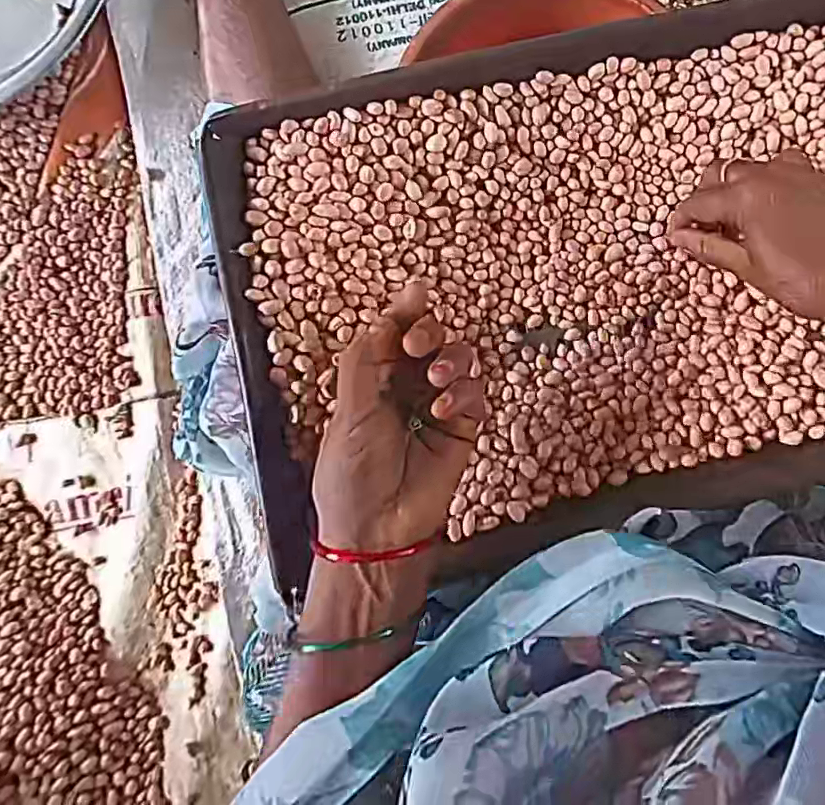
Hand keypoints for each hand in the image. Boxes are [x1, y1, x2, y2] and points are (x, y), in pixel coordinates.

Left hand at [311, 283, 484, 550]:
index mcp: (375, 375)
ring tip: (437, 378)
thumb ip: (371, 353)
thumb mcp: (350, 407)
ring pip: (459, 358)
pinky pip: (474, 392)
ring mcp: (438, 403)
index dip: (406, 311)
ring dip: (451, 359)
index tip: (417, 294)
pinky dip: (464, 392)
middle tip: (419, 344)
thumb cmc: (350, 471)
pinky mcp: (463, 426)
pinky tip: (443, 410)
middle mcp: (408, 384)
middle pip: (431, 336)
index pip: (395, 330)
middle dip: (428, 331)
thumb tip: (396, 304)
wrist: (376, 530)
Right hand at [667, 151, 824, 326]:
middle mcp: (767, 175)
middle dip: (704, 199)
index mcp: (745, 197)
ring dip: (731, 188)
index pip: (697, 202)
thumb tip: (680, 237)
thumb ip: (710, 247)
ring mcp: (794, 172)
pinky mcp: (816, 178)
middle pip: (718, 174)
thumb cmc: (810, 283)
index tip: (677, 235)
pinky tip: (765, 207)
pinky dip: (763, 181)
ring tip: (733, 222)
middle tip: (702, 229)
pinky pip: (777, 167)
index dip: (681, 220)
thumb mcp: (750, 269)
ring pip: (746, 168)